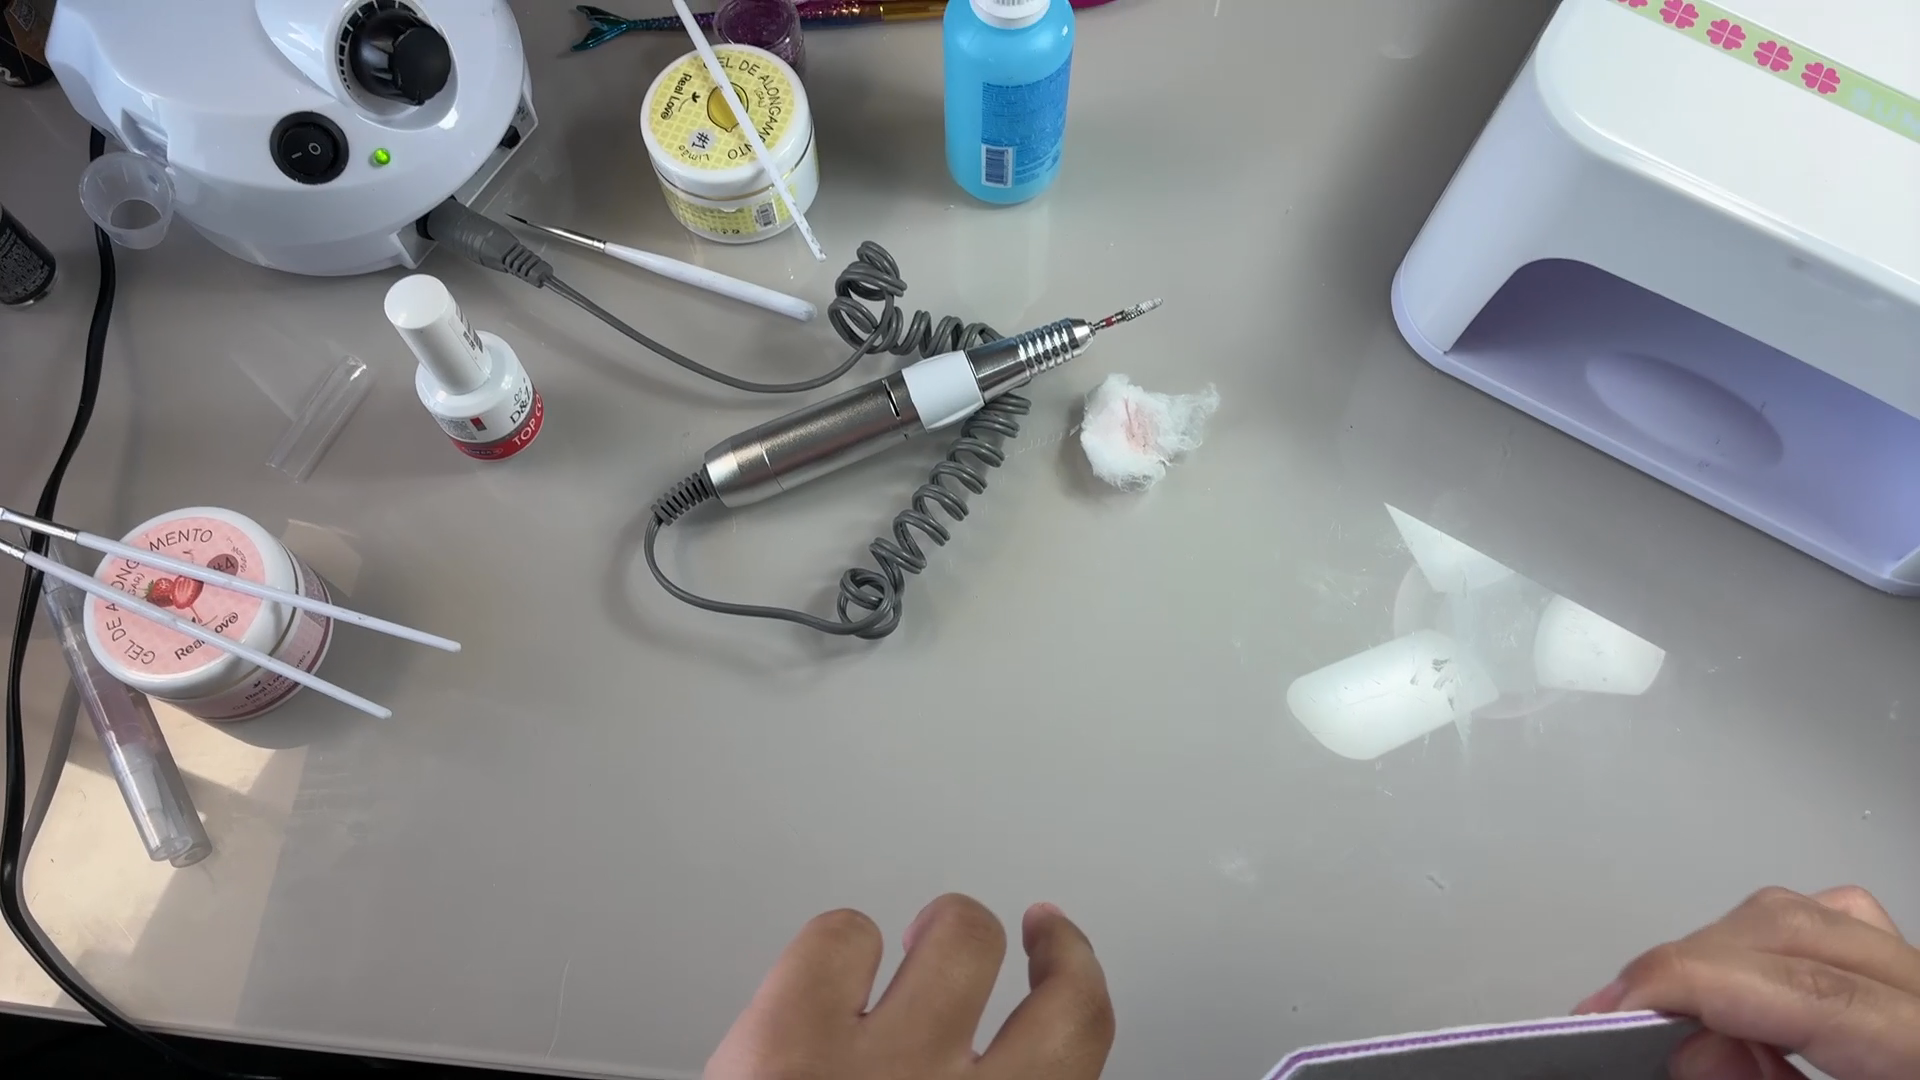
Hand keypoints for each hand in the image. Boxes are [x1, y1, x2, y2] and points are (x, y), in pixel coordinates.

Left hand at [705, 894, 1114, 1079]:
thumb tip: (990, 1073)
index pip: (1083, 1039)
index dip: (1077, 976)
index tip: (1063, 957)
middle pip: (1057, 987)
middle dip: (1039, 948)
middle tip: (1014, 930)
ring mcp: (882, 1072)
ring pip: (959, 936)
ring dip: (942, 928)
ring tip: (912, 939)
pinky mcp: (789, 1040)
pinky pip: (841, 935)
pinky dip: (839, 944)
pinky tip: (824, 977)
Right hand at [1575, 886, 1919, 1079]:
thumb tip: (1687, 1050)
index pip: (1815, 994)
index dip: (1692, 986)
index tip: (1611, 1009)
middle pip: (1794, 936)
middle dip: (1690, 969)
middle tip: (1630, 1020)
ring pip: (1806, 917)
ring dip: (1719, 957)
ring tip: (1685, 1016)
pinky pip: (1846, 927)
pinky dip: (1771, 948)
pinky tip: (1748, 991)